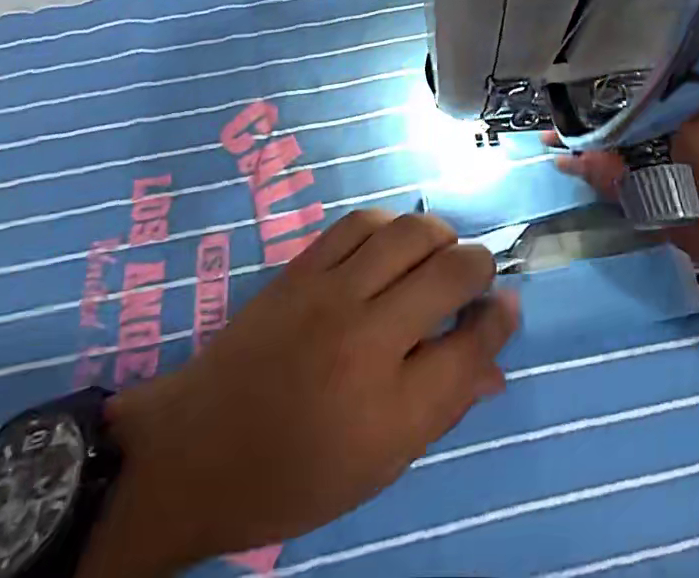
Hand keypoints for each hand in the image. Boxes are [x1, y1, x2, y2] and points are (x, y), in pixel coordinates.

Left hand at [79, 210, 518, 575]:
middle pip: (451, 272)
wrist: (193, 453)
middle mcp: (368, 340)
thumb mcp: (381, 464)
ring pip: (408, 233)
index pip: (474, 344)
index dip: (501, 318)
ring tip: (438, 256)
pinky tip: (392, 245)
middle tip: (474, 282)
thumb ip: (444, 407)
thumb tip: (494, 363)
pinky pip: (359, 223)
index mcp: (393, 408)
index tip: (505, 307)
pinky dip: (390, 226)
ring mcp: (329, 295)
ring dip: (439, 237)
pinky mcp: (299, 271)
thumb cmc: (295, 474)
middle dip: (480, 266)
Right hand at [550, 79, 698, 340]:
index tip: (556, 143)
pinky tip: (693, 163)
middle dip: (616, 128)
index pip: (617, 107)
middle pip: (648, 97)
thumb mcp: (692, 224)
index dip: (583, 128)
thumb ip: (627, 186)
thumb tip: (576, 162)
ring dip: (655, 130)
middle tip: (597, 164)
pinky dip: (691, 132)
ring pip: (682, 104)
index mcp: (693, 109)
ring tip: (640, 166)